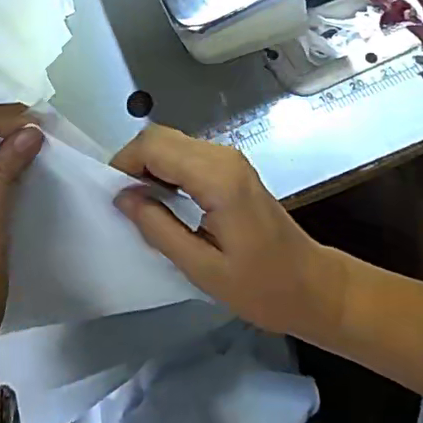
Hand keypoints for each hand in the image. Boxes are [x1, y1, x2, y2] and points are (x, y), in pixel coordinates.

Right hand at [110, 124, 348, 338]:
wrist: (312, 285)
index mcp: (216, 177)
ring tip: (139, 203)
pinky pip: (186, 153)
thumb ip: (159, 228)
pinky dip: (166, 167)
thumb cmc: (261, 286)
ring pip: (172, 141)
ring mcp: (229, 157)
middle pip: (161, 136)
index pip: (155, 146)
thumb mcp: (202, 269)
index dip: (125, 163)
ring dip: (149, 163)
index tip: (111, 195)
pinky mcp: (231, 166)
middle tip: (122, 200)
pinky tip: (163, 199)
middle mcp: (222, 155)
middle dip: (134, 161)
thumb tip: (122, 197)